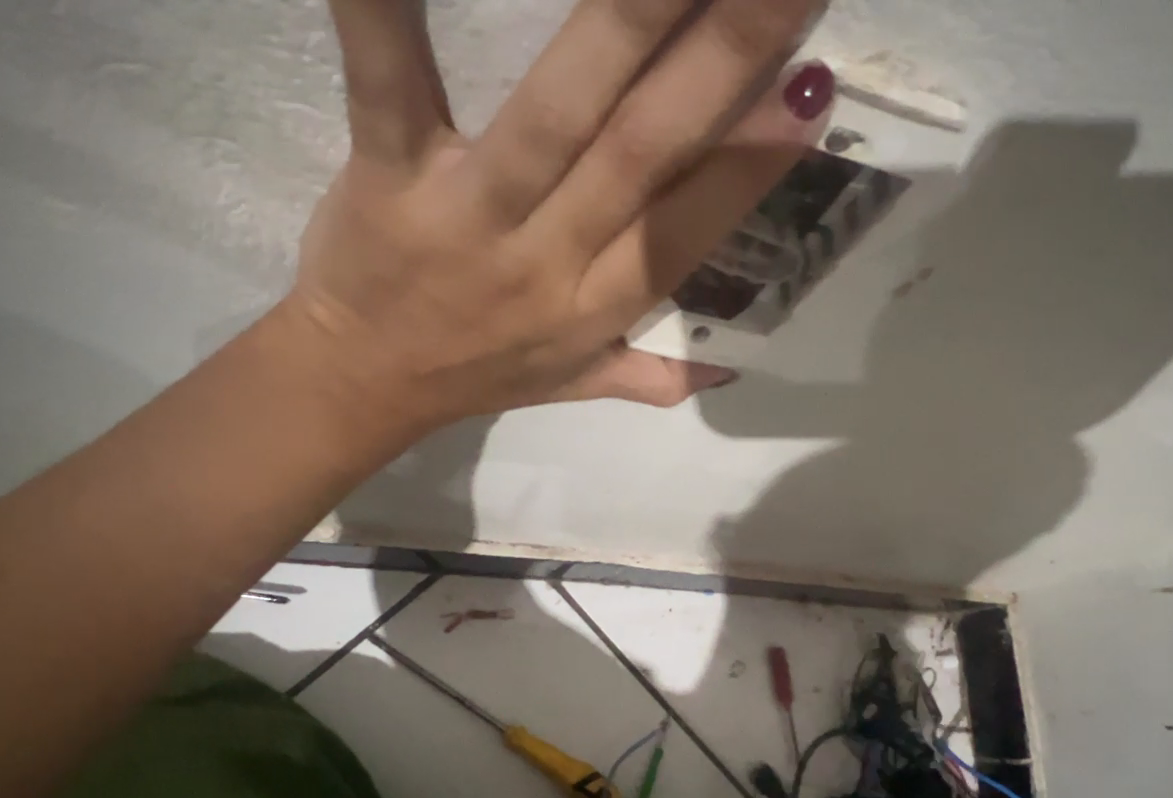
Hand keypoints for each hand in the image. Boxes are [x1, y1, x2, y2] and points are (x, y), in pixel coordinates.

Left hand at [284, 0, 835, 429]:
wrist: (359, 384)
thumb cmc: (475, 376)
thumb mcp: (572, 385)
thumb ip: (650, 373)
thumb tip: (729, 371)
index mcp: (596, 309)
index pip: (687, 233)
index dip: (752, 165)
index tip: (813, 89)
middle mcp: (546, 262)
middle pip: (644, 154)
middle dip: (723, 60)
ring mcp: (467, 214)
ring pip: (557, 114)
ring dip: (628, 25)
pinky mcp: (384, 172)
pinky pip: (389, 80)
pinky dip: (387, 10)